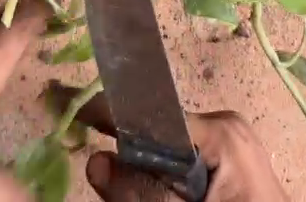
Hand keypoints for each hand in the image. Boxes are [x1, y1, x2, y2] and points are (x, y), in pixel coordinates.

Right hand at [85, 112, 287, 201]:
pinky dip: (169, 181)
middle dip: (131, 158)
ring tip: (129, 184)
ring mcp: (231, 141)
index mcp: (220, 131)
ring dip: (150, 174)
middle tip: (103, 173)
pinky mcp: (232, 160)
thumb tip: (94, 162)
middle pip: (159, 134)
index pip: (153, 117)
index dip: (112, 119)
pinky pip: (187, 162)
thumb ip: (143, 194)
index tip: (73, 112)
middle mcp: (225, 124)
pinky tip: (161, 193)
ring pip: (170, 151)